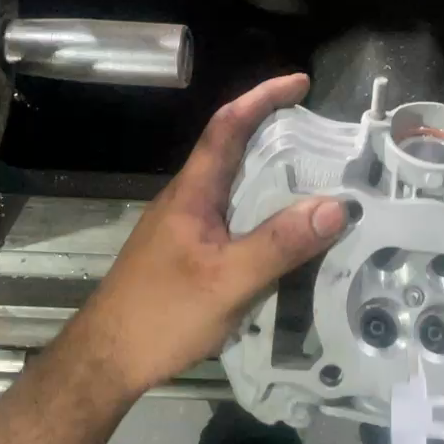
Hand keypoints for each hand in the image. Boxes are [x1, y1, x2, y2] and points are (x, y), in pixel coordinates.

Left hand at [56, 74, 346, 402]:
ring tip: (321, 184)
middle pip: (234, 152)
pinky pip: (234, 218)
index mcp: (193, 193)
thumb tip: (337, 206)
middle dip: (278, 136)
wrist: (106, 360)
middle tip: (328, 142)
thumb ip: (280, 244)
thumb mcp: (229, 281)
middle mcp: (188, 201)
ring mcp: (185, 228)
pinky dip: (264, 213)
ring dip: (274, 177)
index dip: (262, 98)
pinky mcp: (188, 253)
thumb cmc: (161, 314)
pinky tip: (288, 235)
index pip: (227, 127)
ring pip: (235, 188)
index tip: (302, 84)